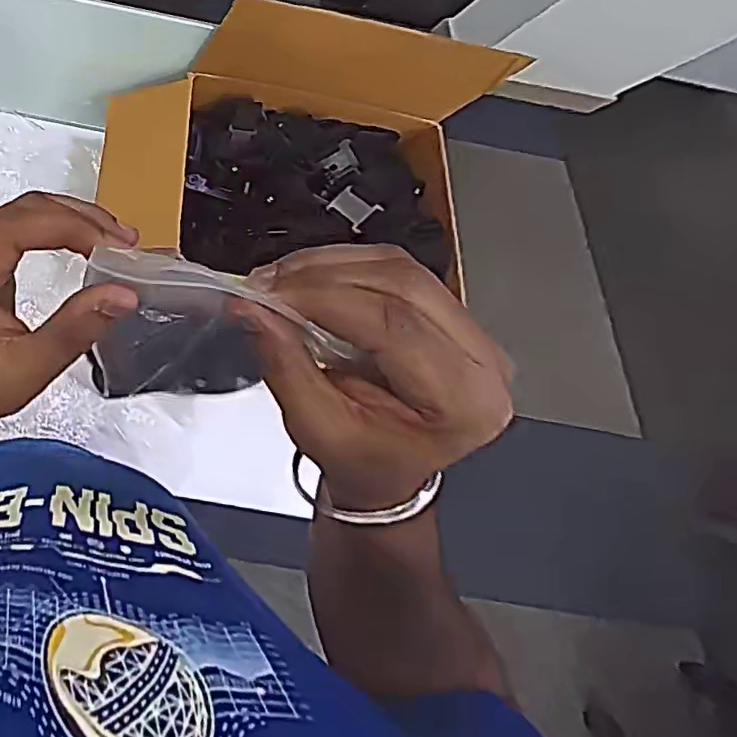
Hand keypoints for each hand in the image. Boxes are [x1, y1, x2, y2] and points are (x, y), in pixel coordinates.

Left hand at [0, 192, 139, 438]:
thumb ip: (75, 329)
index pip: (19, 226)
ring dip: (75, 218)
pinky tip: (88, 239)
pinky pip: (27, 224)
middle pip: (27, 210)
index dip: (69, 227)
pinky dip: (62, 226)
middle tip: (121, 240)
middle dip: (80, 218)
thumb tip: (118, 296)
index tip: (108, 244)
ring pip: (29, 211)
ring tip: (114, 238)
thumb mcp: (30, 366)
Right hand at [237, 245, 514, 510]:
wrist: (385, 470)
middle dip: (320, 275)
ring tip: (278, 282)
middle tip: (266, 285)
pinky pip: (390, 267)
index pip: (395, 323)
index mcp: (464, 401)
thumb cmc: (365, 463)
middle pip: (399, 283)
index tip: (270, 296)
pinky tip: (304, 278)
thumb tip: (256, 311)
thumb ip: (286, 366)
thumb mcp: (317, 429)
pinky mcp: (442, 308)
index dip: (324, 298)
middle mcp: (480, 358)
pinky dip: (338, 266)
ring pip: (393, 266)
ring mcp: (467, 328)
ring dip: (326, 266)